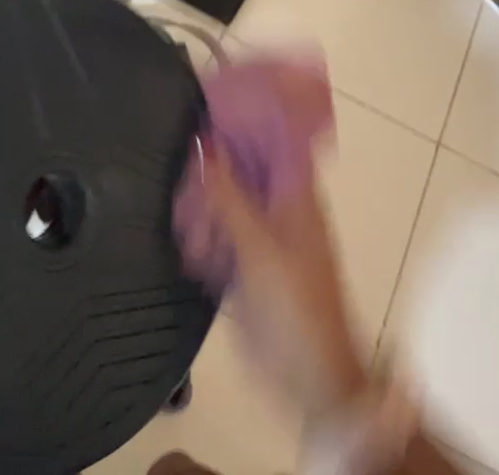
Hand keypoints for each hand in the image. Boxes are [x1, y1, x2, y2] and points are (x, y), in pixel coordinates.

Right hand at [187, 142, 368, 419]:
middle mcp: (278, 209)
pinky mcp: (245, 268)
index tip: (206, 121)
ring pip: (223, 207)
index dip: (240, 127)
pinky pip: (217, 241)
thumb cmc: (297, 307)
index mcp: (295, 195)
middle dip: (209, 180)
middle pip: (238, 174)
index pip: (269, 142)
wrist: (311, 377)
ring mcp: (262, 239)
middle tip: (187, 193)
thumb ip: (229, 199)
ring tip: (189, 233)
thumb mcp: (260, 248)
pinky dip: (203, 244)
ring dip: (202, 216)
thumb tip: (204, 148)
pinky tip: (192, 255)